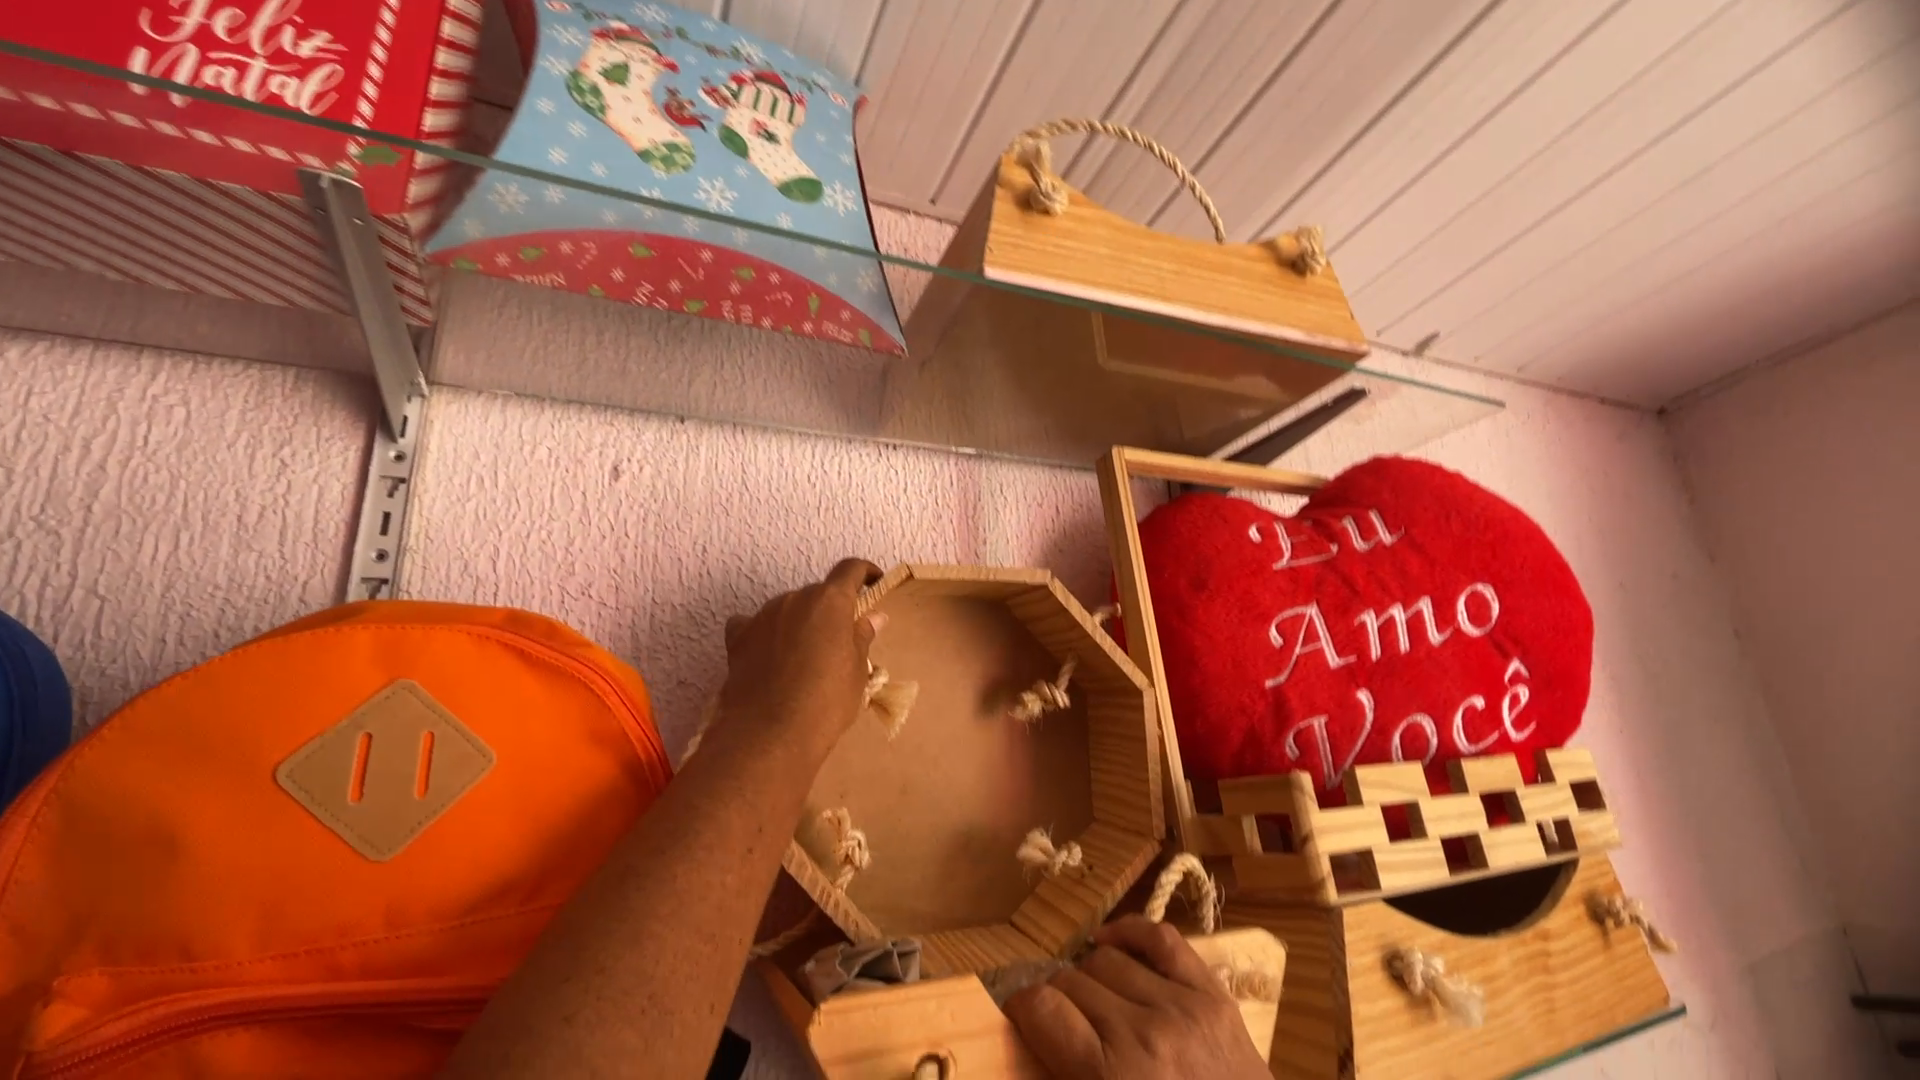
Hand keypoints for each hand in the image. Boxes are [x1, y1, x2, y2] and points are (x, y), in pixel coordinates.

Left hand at [715, 558, 883, 760]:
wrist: (770, 734)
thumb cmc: (826, 701)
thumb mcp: (856, 671)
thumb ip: (862, 637)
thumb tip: (873, 617)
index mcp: (830, 601)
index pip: (850, 570)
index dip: (865, 572)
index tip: (873, 581)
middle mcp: (794, 599)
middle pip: (818, 594)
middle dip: (830, 611)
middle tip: (840, 641)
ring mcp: (763, 616)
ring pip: (788, 609)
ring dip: (799, 623)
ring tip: (805, 658)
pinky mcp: (739, 637)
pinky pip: (754, 625)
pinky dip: (766, 634)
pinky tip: (769, 655)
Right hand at [1005, 917, 1268, 1078]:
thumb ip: (1061, 1076)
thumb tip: (1023, 1042)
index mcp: (1112, 1077)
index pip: (1041, 1009)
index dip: (1020, 1009)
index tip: (1019, 1019)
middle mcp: (1145, 1033)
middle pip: (1071, 981)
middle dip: (1056, 999)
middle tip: (1060, 1022)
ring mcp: (1184, 1008)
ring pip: (1106, 959)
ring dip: (1089, 978)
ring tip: (1092, 1002)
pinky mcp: (1214, 995)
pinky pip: (1160, 938)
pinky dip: (1129, 932)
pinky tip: (1109, 943)